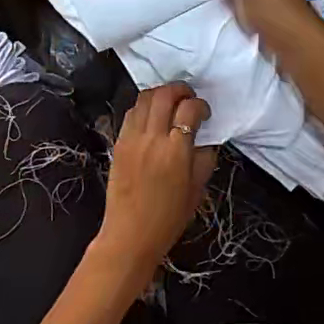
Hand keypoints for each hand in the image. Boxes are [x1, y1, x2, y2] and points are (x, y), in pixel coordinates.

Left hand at [87, 83, 216, 289]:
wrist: (130, 233)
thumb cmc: (169, 217)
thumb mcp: (197, 189)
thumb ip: (204, 159)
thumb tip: (204, 140)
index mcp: (176, 150)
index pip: (190, 109)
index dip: (201, 105)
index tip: (205, 113)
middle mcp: (152, 138)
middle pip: (164, 95)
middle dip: (180, 90)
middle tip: (188, 97)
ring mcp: (132, 139)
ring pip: (144, 99)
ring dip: (159, 95)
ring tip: (169, 103)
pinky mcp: (118, 144)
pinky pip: (130, 114)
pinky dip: (143, 108)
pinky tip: (151, 118)